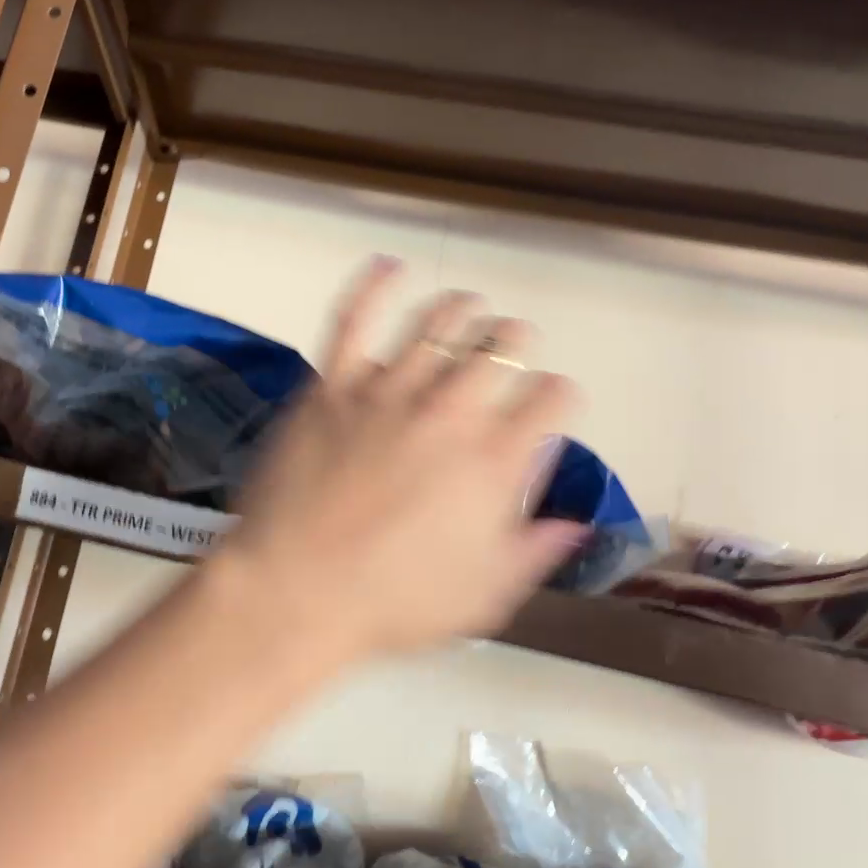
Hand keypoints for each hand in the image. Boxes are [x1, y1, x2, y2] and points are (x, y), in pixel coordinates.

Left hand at [213, 257, 585, 664]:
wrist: (295, 587)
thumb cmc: (393, 602)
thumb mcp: (484, 595)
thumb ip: (532, 549)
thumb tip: (573, 520)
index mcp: (497, 460)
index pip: (554, 398)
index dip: (559, 397)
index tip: (550, 405)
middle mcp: (451, 410)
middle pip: (502, 346)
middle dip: (516, 341)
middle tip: (511, 347)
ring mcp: (387, 389)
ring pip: (438, 324)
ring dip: (463, 309)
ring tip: (469, 307)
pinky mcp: (331, 383)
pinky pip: (353, 318)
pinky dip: (374, 285)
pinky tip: (390, 264)